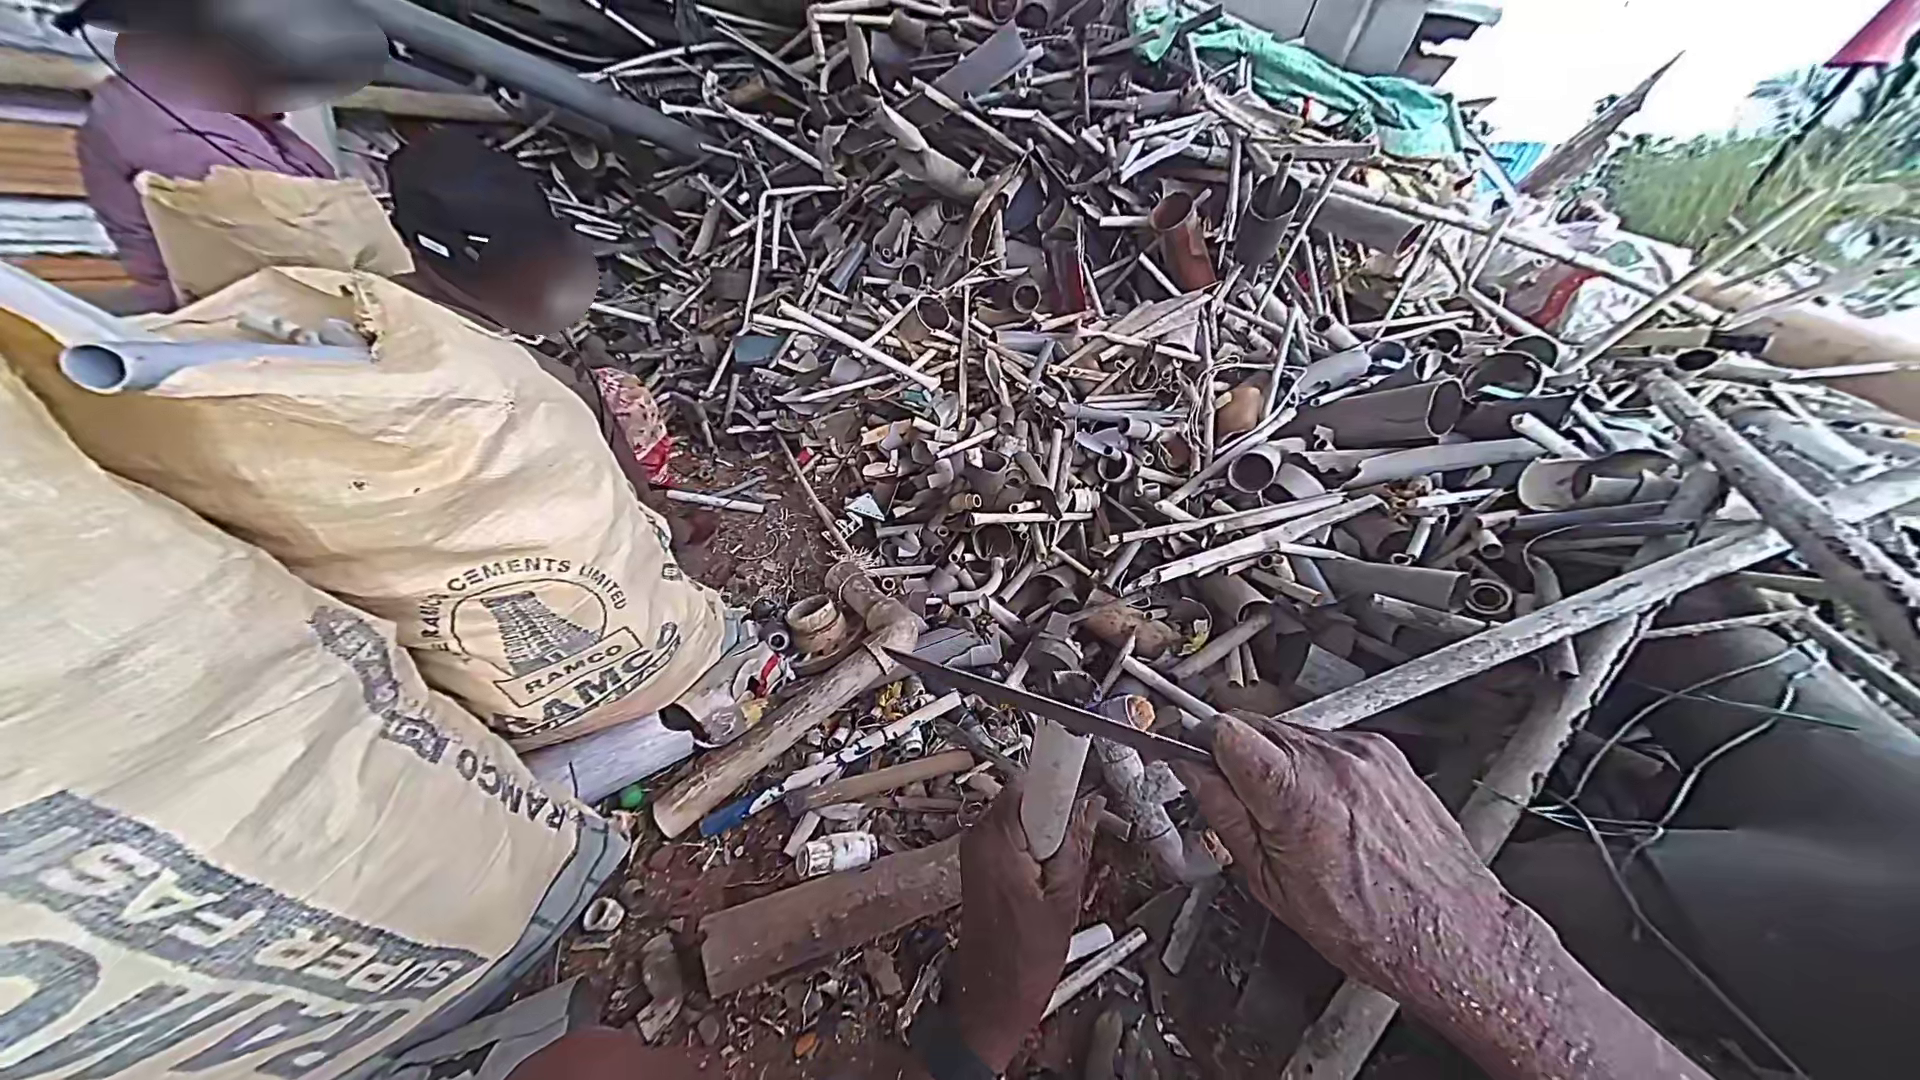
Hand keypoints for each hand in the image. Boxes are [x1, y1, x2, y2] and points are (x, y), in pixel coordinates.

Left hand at [944, 783, 1103, 1071]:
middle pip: (1028, 793)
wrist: (990, 999)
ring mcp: (975, 844)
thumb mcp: (1064, 901)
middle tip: (1067, 852)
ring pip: (1022, 812)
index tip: (1080, 757)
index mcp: (998, 839)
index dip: (1060, 773)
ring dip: (1045, 831)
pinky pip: (1012, 830)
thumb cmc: (1022, 963)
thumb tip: (1089, 806)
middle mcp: (979, 833)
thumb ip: (1076, 844)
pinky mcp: (978, 856)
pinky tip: (1040, 879)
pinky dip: (1032, 843)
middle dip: (1055, 814)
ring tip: (1052, 876)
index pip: (1031, 779)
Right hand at [1173, 716, 1513, 1003]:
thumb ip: (1222, 813)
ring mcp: (1360, 752)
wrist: (1456, 937)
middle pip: (1251, 723)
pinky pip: (1323, 739)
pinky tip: (1327, 804)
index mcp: (1292, 794)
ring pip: (1285, 730)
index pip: (1222, 727)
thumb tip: (1191, 772)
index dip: (1201, 743)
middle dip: (1235, 753)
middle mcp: (1328, 761)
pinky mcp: (1382, 752)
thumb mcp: (1269, 882)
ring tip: (1295, 809)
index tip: (1196, 757)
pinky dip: (1312, 762)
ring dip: (1275, 758)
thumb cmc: (1371, 928)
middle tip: (1244, 797)